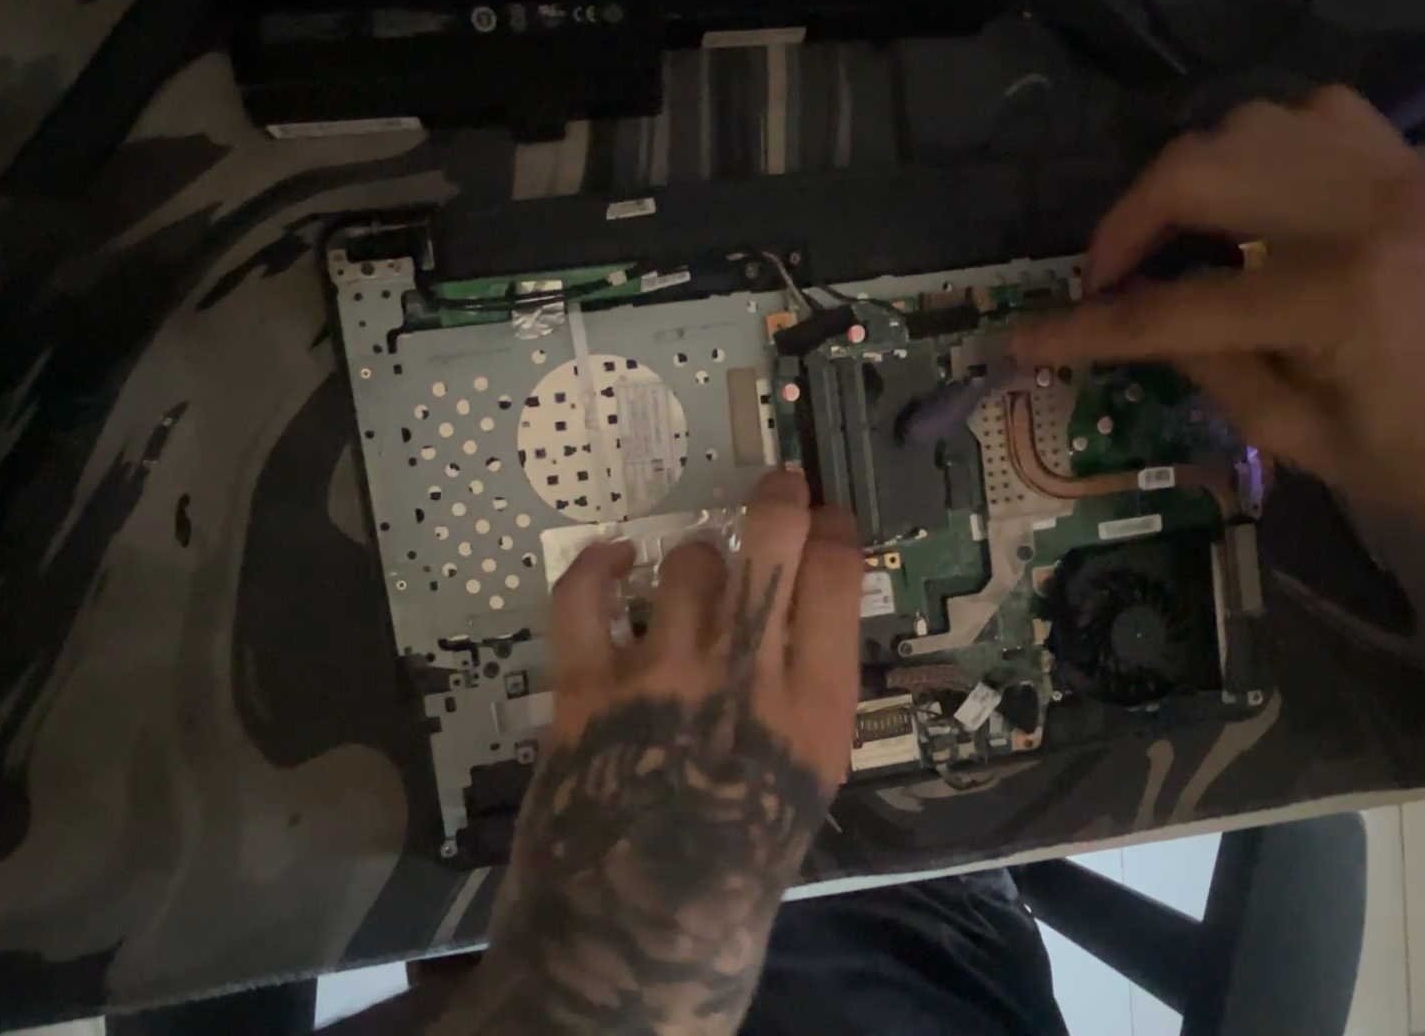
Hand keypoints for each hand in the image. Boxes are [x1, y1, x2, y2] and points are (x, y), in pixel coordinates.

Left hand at [441, 469, 861, 1035]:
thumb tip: (797, 614)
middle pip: (769, 549)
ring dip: (695, 558)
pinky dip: (598, 568)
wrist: (631, 941)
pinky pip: (586, 596)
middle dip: (779, 501)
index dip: (835, 532)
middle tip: (780, 484)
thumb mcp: (803, 784)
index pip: (838, 582)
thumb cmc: (734, 868)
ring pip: (686, 564)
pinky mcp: (587, 689)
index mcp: (814, 715)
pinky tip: (616, 560)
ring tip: (695, 573)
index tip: (829, 515)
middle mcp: (744, 683)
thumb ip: (805, 695)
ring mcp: (661, 680)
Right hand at [1014, 86, 1424, 569]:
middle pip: (1198, 174)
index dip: (1083, 328)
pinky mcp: (1422, 173)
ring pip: (1249, 127)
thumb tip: (1145, 327)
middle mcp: (1367, 212)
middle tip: (1100, 283)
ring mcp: (1403, 177)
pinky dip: (1256, 150)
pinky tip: (1245, 202)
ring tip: (1165, 241)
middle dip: (1122, 228)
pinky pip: (1317, 119)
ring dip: (1182, 181)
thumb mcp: (1296, 438)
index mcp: (1336, 299)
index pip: (1170, 306)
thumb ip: (1209, 369)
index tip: (1022, 338)